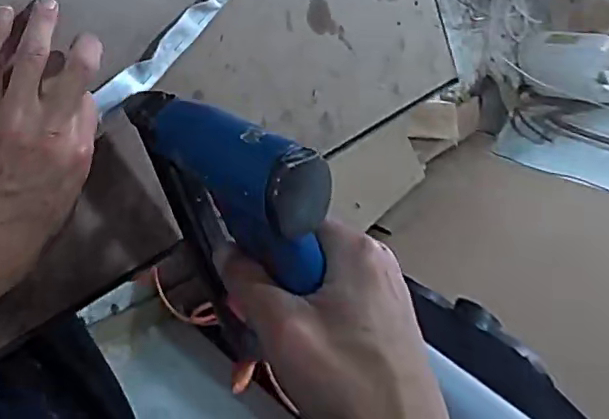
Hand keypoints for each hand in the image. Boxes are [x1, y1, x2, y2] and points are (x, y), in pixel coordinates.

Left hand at [0, 0, 101, 300]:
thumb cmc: (16, 232)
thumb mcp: (63, 199)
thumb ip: (74, 151)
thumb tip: (77, 113)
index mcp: (73, 152)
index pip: (88, 100)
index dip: (84, 86)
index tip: (80, 78)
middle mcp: (47, 127)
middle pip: (72, 70)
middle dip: (80, 42)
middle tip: (79, 31)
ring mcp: (9, 114)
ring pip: (31, 56)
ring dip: (40, 24)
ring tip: (45, 4)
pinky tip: (2, 14)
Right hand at [221, 219, 448, 418]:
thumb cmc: (356, 391)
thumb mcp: (282, 328)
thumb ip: (246, 281)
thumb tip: (226, 252)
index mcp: (356, 247)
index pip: (289, 219)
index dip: (258, 241)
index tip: (239, 264)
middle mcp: (372, 263)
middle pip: (299, 256)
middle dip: (270, 288)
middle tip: (255, 320)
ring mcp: (380, 296)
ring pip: (311, 288)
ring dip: (285, 314)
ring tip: (275, 349)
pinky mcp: (382, 326)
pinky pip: (331, 311)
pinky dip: (308, 329)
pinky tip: (298, 359)